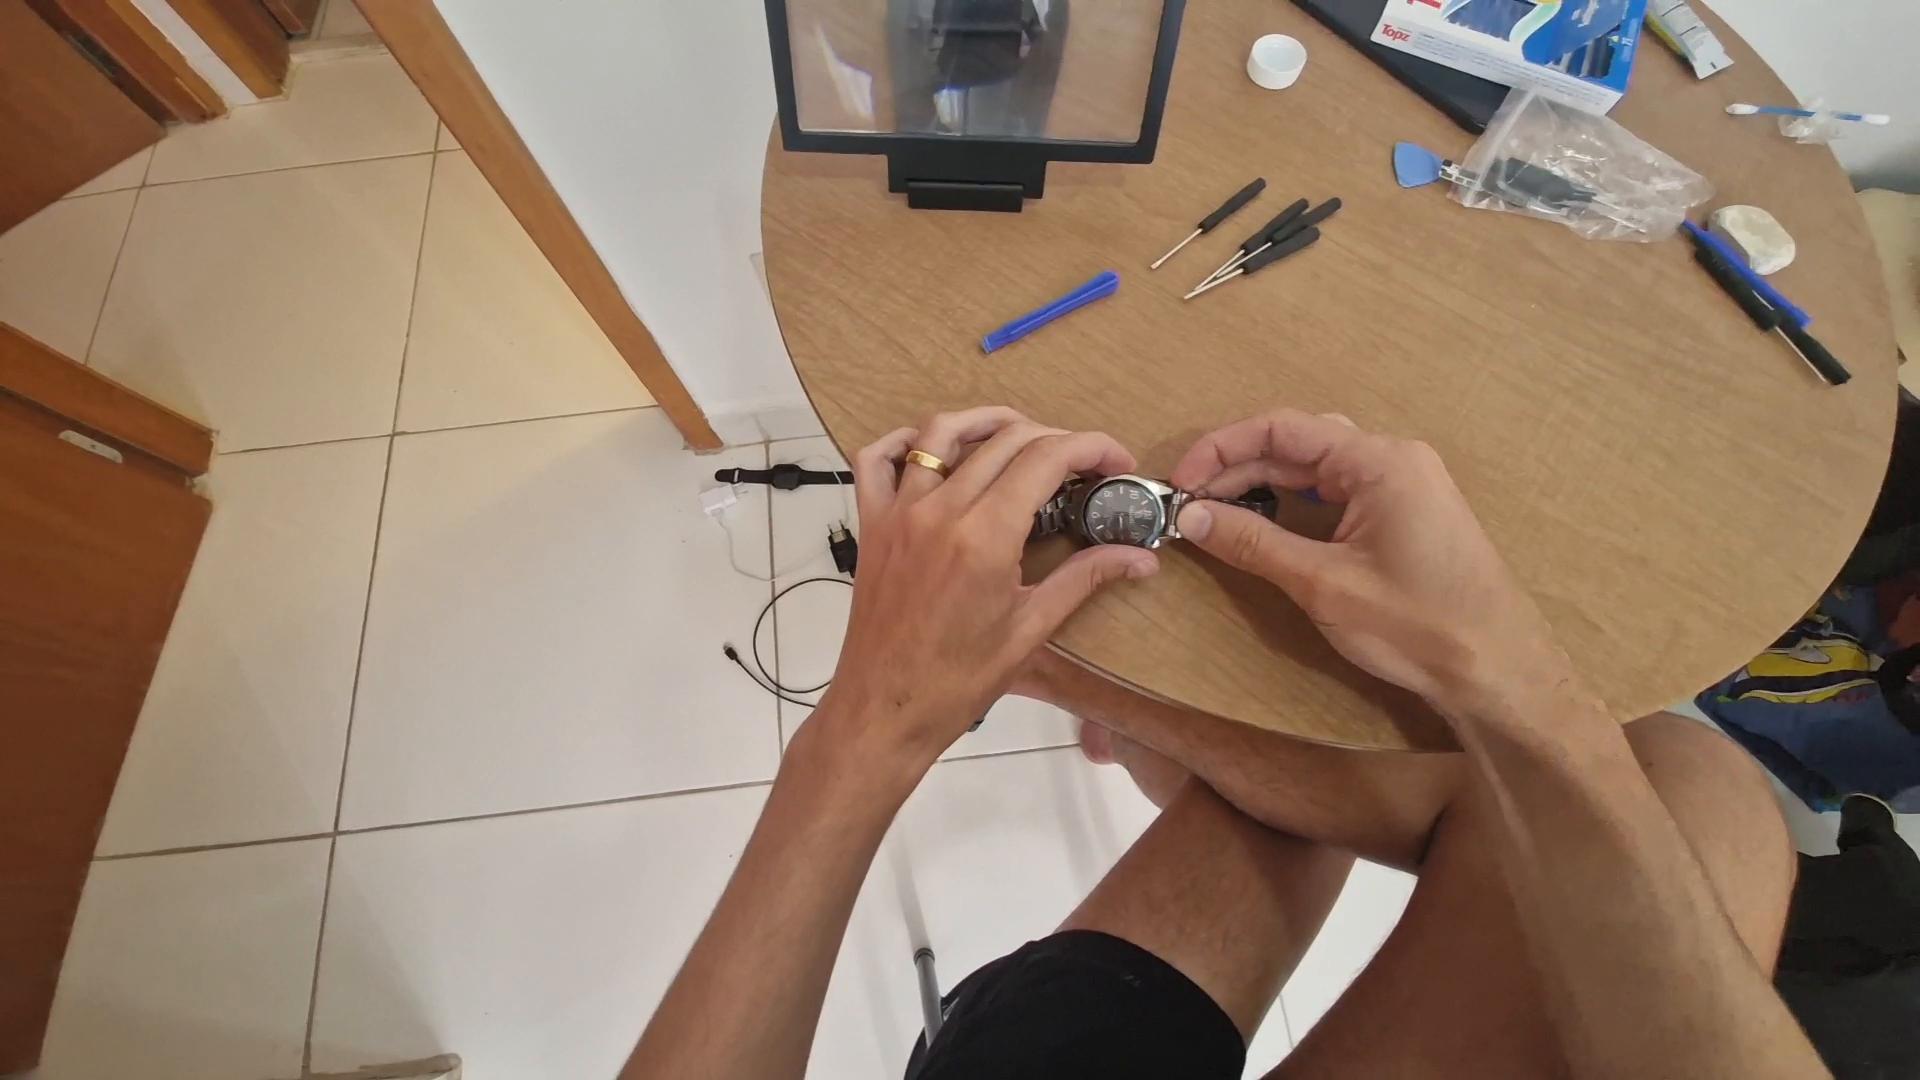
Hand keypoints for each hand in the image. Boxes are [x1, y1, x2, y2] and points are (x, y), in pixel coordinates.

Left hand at [819, 407, 1160, 767]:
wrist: (884, 709)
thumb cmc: (957, 681)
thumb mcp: (1030, 630)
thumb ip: (1085, 579)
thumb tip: (1140, 557)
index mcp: (985, 537)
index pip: (1047, 458)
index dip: (1092, 448)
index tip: (1116, 464)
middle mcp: (940, 511)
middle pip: (1006, 439)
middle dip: (1055, 437)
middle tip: (1081, 463)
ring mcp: (899, 512)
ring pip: (941, 432)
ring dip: (986, 421)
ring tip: (1021, 434)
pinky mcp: (872, 522)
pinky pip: (876, 460)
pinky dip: (904, 441)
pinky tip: (933, 450)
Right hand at [1169, 409, 1566, 709]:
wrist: (1499, 673)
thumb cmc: (1417, 625)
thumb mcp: (1322, 583)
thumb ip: (1252, 542)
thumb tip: (1190, 516)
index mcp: (1379, 461)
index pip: (1281, 429)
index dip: (1221, 447)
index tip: (1181, 481)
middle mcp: (1390, 459)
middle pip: (1294, 444)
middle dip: (1234, 467)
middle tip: (1187, 502)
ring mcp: (1398, 485)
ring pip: (1311, 467)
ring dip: (1258, 484)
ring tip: (1212, 511)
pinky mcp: (1398, 512)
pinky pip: (1331, 490)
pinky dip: (1288, 502)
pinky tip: (1260, 521)